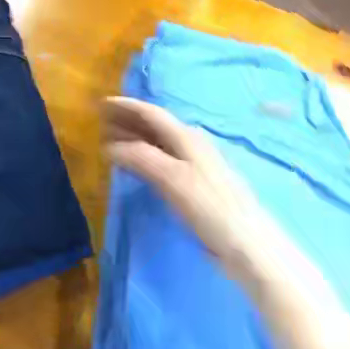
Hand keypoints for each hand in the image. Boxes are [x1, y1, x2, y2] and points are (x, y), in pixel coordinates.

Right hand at [104, 98, 280, 277]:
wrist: (249, 244)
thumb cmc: (210, 206)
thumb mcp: (172, 178)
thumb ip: (141, 157)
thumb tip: (111, 146)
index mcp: (186, 136)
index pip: (151, 113)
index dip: (126, 107)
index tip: (101, 104)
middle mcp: (191, 144)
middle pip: (154, 126)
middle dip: (127, 121)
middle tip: (101, 123)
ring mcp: (195, 165)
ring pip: (158, 143)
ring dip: (134, 139)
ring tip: (111, 142)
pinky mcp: (196, 186)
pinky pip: (163, 160)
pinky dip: (144, 156)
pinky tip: (136, 167)